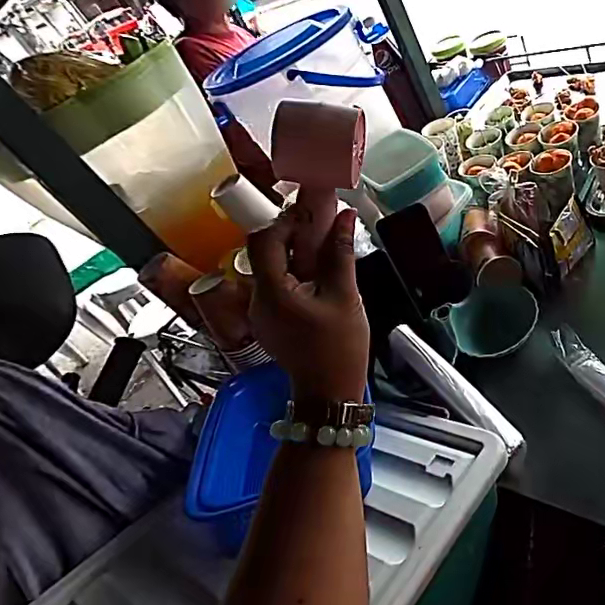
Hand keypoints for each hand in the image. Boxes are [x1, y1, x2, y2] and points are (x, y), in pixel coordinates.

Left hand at [247, 207, 367, 401]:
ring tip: (324, 246)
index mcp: (272, 292)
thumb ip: (341, 253)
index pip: (265, 241)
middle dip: (291, 234)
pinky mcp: (271, 320)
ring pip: (271, 268)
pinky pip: (277, 285)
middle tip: (320, 224)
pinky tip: (319, 272)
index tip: (311, 212)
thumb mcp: (345, 296)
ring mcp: (262, 312)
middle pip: (264, 253)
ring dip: (294, 252)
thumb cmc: (339, 347)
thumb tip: (345, 217)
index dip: (285, 221)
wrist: (330, 391)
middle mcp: (258, 300)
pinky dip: (295, 271)